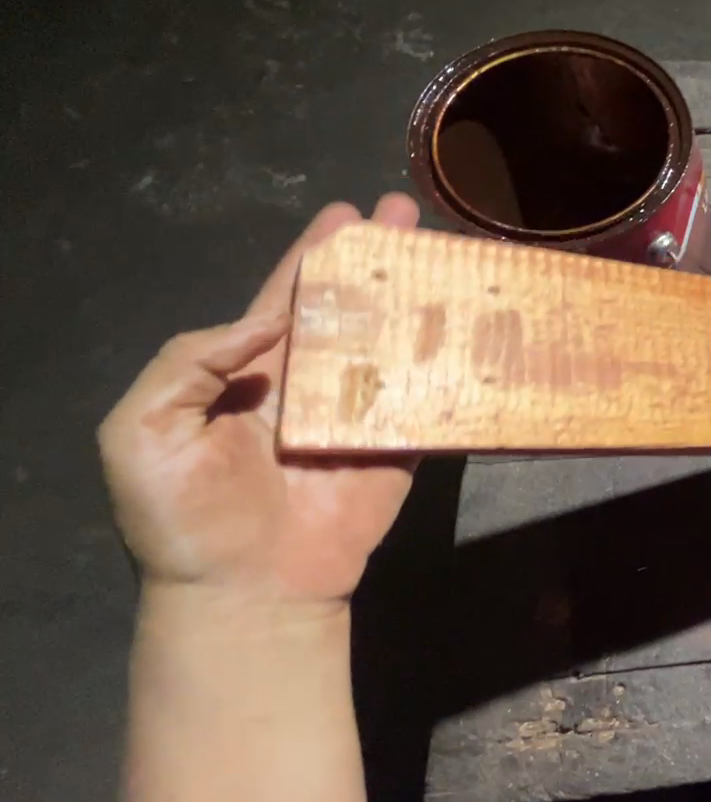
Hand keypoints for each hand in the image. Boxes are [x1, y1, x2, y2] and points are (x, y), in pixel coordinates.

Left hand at [99, 194, 421, 605]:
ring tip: (451, 260)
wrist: (249, 587)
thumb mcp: (142, 431)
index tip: (346, 214)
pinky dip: (457, 364)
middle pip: (353, 307)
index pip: (287, 299)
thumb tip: (265, 323)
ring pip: (401, 341)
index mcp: (254, 372)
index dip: (314, 255)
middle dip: (378, 260)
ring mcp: (366, 411)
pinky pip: (434, 395)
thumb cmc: (186, 514)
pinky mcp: (406, 442)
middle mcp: (317, 380)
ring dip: (426, 300)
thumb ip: (190, 365)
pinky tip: (477, 331)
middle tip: (407, 216)